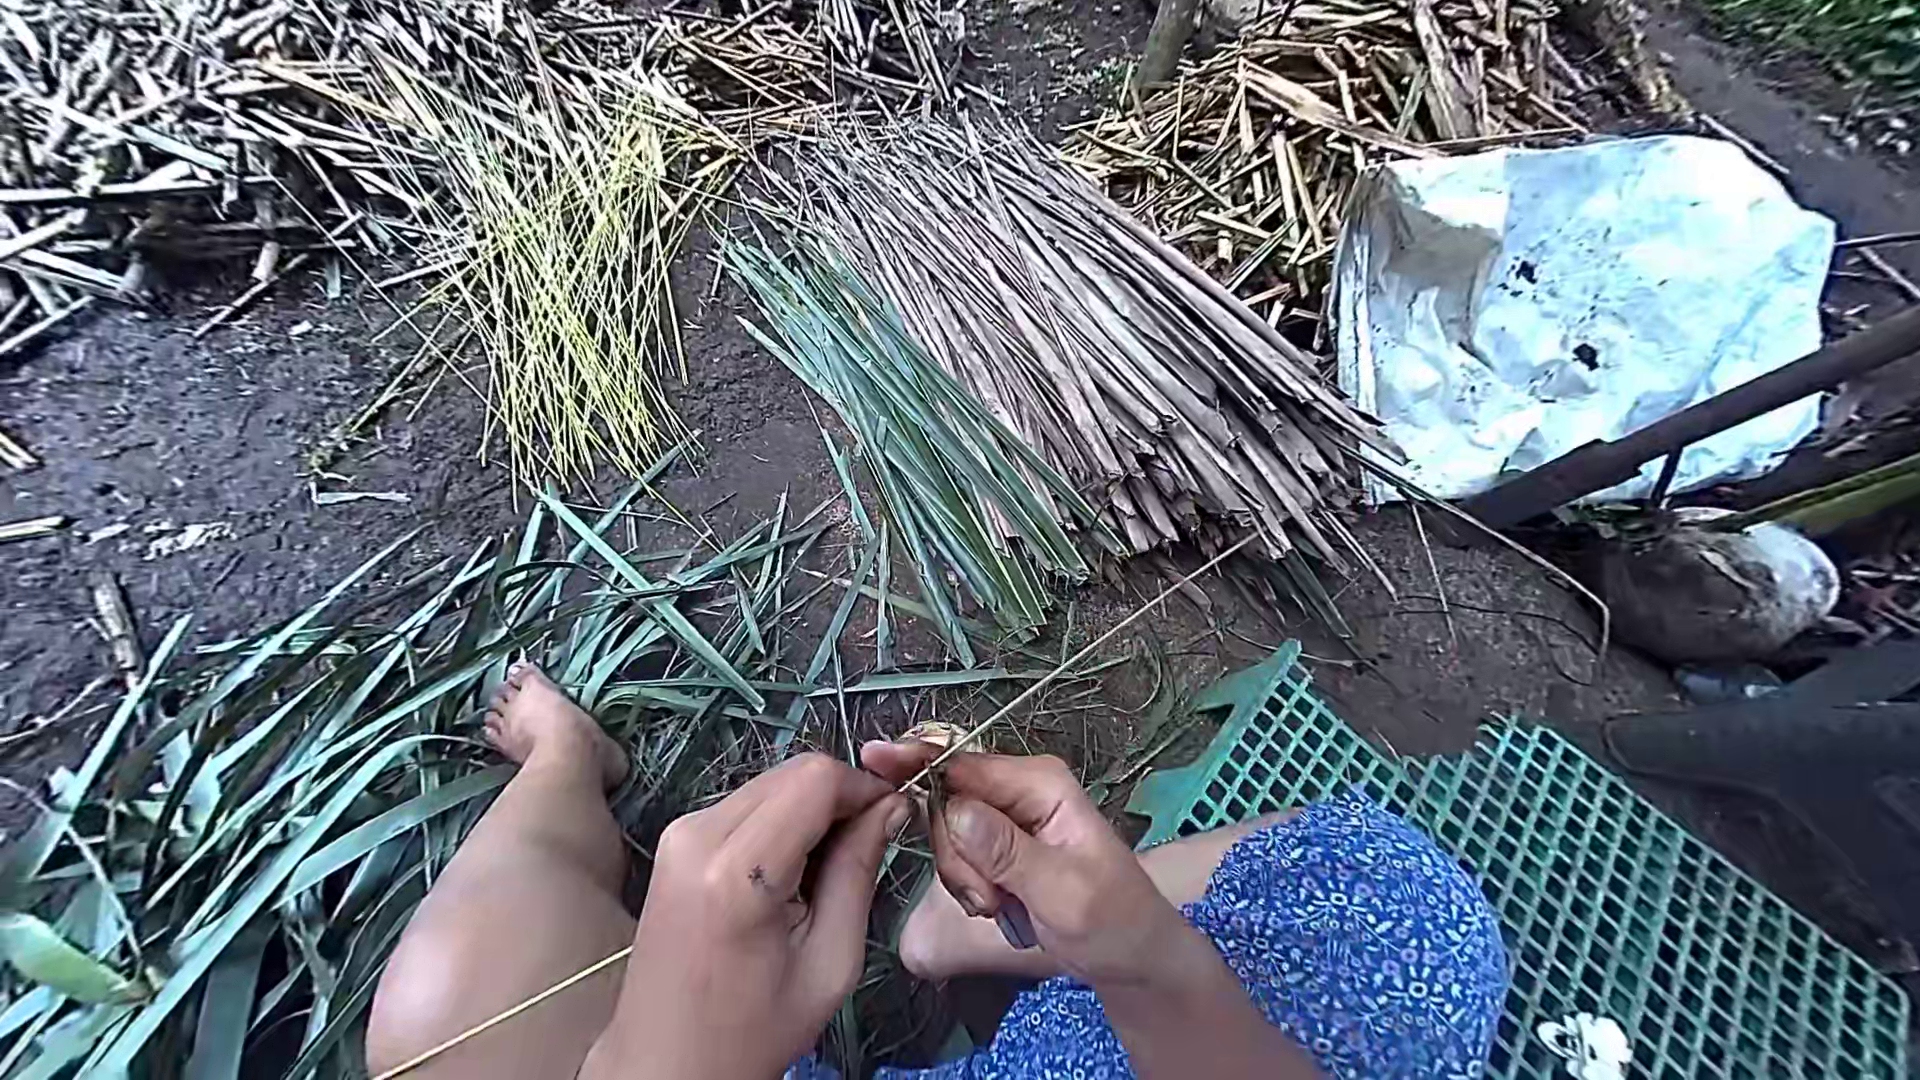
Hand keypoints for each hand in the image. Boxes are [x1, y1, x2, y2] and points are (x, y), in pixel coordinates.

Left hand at [586, 753, 908, 1079]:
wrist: (661, 1069)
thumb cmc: (753, 1031)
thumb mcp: (830, 961)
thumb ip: (860, 869)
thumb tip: (893, 804)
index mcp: (737, 872)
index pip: (816, 779)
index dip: (862, 787)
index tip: (889, 816)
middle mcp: (700, 833)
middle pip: (796, 772)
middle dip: (841, 795)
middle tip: (862, 842)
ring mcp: (682, 829)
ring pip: (776, 780)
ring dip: (813, 806)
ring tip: (823, 864)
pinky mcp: (678, 833)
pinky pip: (753, 798)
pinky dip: (785, 815)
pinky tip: (789, 864)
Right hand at [861, 742, 1189, 988]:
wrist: (1129, 956)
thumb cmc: (1112, 919)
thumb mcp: (1064, 890)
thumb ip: (1007, 852)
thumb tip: (954, 811)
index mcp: (1038, 781)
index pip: (965, 763)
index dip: (918, 761)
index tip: (875, 759)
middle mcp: (1016, 787)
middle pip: (947, 800)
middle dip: (957, 853)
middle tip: (990, 896)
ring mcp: (1004, 814)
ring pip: (947, 832)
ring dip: (964, 876)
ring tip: (1002, 904)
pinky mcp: (996, 842)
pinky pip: (957, 854)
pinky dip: (968, 885)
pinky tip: (997, 905)